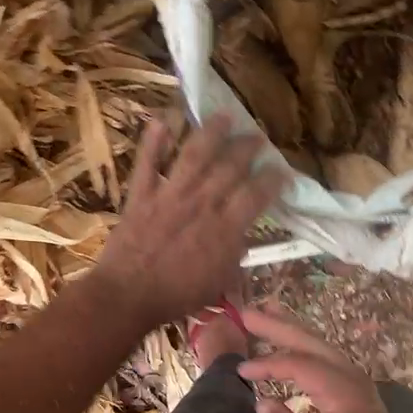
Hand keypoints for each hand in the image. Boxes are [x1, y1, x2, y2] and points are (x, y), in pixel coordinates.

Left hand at [94, 115, 288, 327]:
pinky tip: (160, 121)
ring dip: (212, 132)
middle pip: (231, 166)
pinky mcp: (141, 195)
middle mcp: (202, 203)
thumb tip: (243, 242)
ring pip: (195, 154)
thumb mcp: (219, 283)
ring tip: (225, 116)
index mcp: (225, 228)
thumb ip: (234, 258)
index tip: (282, 172)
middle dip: (249, 148)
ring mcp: (170, 195)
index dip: (273, 179)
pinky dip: (153, 141)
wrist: (130, 296)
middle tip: (258, 138)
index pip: (257, 194)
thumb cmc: (178, 296)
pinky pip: (147, 162)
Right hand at [237, 305, 412, 412]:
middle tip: (245, 312)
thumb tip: (261, 402)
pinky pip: (323, 353)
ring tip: (265, 311)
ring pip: (318, 342)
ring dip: (290, 328)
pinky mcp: (352, 383)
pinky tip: (288, 337)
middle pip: (310, 341)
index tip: (241, 371)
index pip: (299, 365)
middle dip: (277, 325)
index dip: (268, 364)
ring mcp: (354, 376)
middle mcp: (351, 375)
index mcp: (342, 391)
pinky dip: (301, 342)